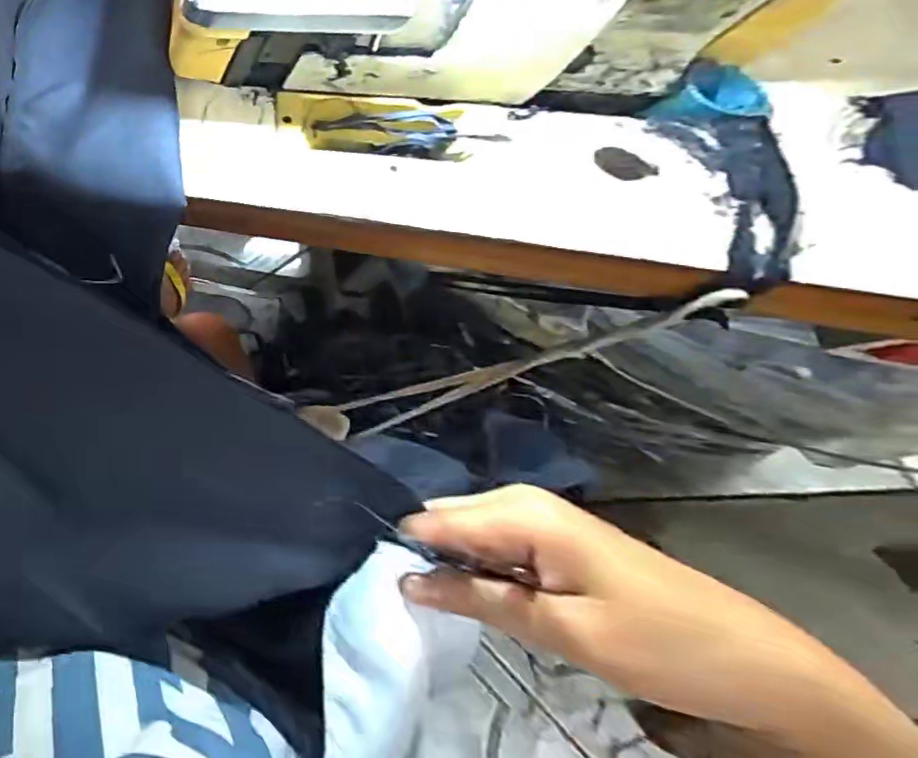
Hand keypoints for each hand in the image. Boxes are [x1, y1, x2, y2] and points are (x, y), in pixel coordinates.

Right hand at [399, 486, 915, 756]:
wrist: (771, 669)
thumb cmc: (666, 646)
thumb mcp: (567, 632)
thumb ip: (479, 600)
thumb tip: (405, 582)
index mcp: (521, 512)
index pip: (431, 521)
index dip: (409, 554)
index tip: (399, 591)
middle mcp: (522, 500)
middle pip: (445, 520)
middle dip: (431, 557)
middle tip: (432, 604)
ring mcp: (539, 516)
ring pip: (466, 533)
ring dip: (458, 566)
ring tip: (463, 605)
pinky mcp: (553, 536)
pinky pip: (493, 544)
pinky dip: (483, 569)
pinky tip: (495, 598)